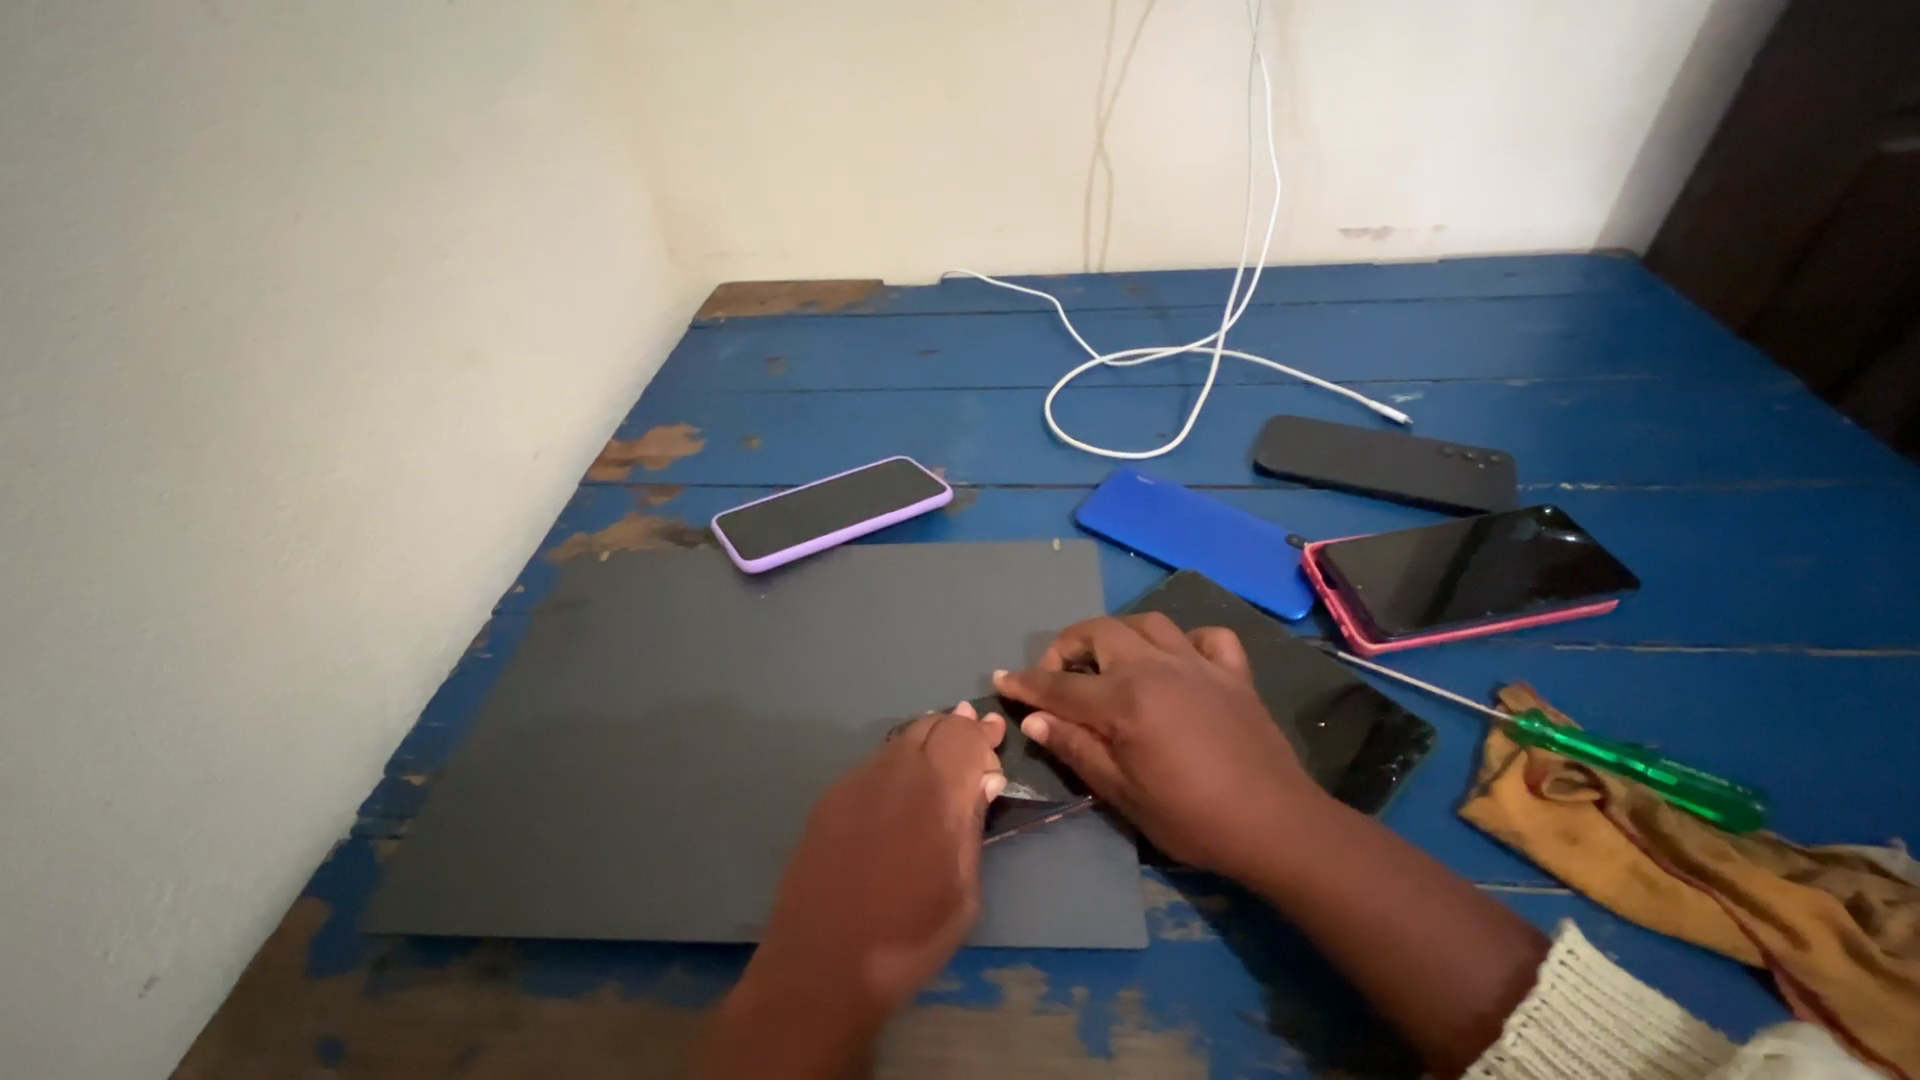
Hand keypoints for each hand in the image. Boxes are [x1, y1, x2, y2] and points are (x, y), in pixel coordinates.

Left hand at [741, 702, 1006, 1024]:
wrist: (820, 967)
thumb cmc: (908, 938)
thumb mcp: (963, 893)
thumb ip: (972, 826)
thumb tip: (983, 781)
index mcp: (934, 791)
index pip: (963, 734)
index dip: (983, 735)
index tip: (998, 741)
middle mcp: (892, 772)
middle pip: (930, 726)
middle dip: (956, 730)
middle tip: (977, 740)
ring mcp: (854, 782)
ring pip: (899, 742)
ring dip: (926, 745)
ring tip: (942, 761)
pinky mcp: (828, 800)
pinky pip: (873, 767)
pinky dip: (896, 766)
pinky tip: (901, 793)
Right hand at [994, 614, 1322, 880]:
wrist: (1275, 824)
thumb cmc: (1190, 818)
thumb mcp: (1122, 793)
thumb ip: (1076, 748)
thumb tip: (1034, 719)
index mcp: (1125, 700)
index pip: (1060, 686)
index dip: (1026, 683)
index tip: (1002, 679)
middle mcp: (1157, 667)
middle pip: (1100, 632)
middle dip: (1067, 646)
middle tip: (1056, 676)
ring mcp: (1199, 664)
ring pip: (1148, 623)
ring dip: (1120, 635)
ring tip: (1110, 663)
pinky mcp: (1234, 672)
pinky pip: (1207, 637)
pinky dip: (1186, 641)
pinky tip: (1178, 662)